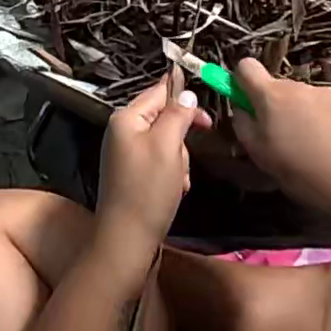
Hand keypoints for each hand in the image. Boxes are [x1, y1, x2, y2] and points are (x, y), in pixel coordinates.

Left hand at [95, 69, 210, 264]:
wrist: (128, 239)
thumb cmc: (148, 189)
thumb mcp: (167, 146)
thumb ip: (177, 115)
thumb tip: (187, 93)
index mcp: (126, 117)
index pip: (159, 92)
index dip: (185, 99)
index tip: (206, 117)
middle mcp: (123, 130)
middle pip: (164, 118)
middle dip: (181, 139)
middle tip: (183, 160)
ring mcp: (127, 152)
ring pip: (167, 142)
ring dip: (179, 159)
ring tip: (177, 180)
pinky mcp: (134, 172)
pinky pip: (161, 160)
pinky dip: (172, 173)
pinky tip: (174, 189)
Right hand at [231, 59, 330, 216]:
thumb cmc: (304, 173)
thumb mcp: (260, 155)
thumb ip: (243, 125)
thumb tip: (242, 109)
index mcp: (271, 95)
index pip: (245, 66)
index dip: (241, 81)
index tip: (245, 104)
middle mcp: (300, 86)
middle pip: (279, 88)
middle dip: (277, 108)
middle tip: (284, 142)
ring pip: (307, 101)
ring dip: (305, 118)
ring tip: (317, 153)